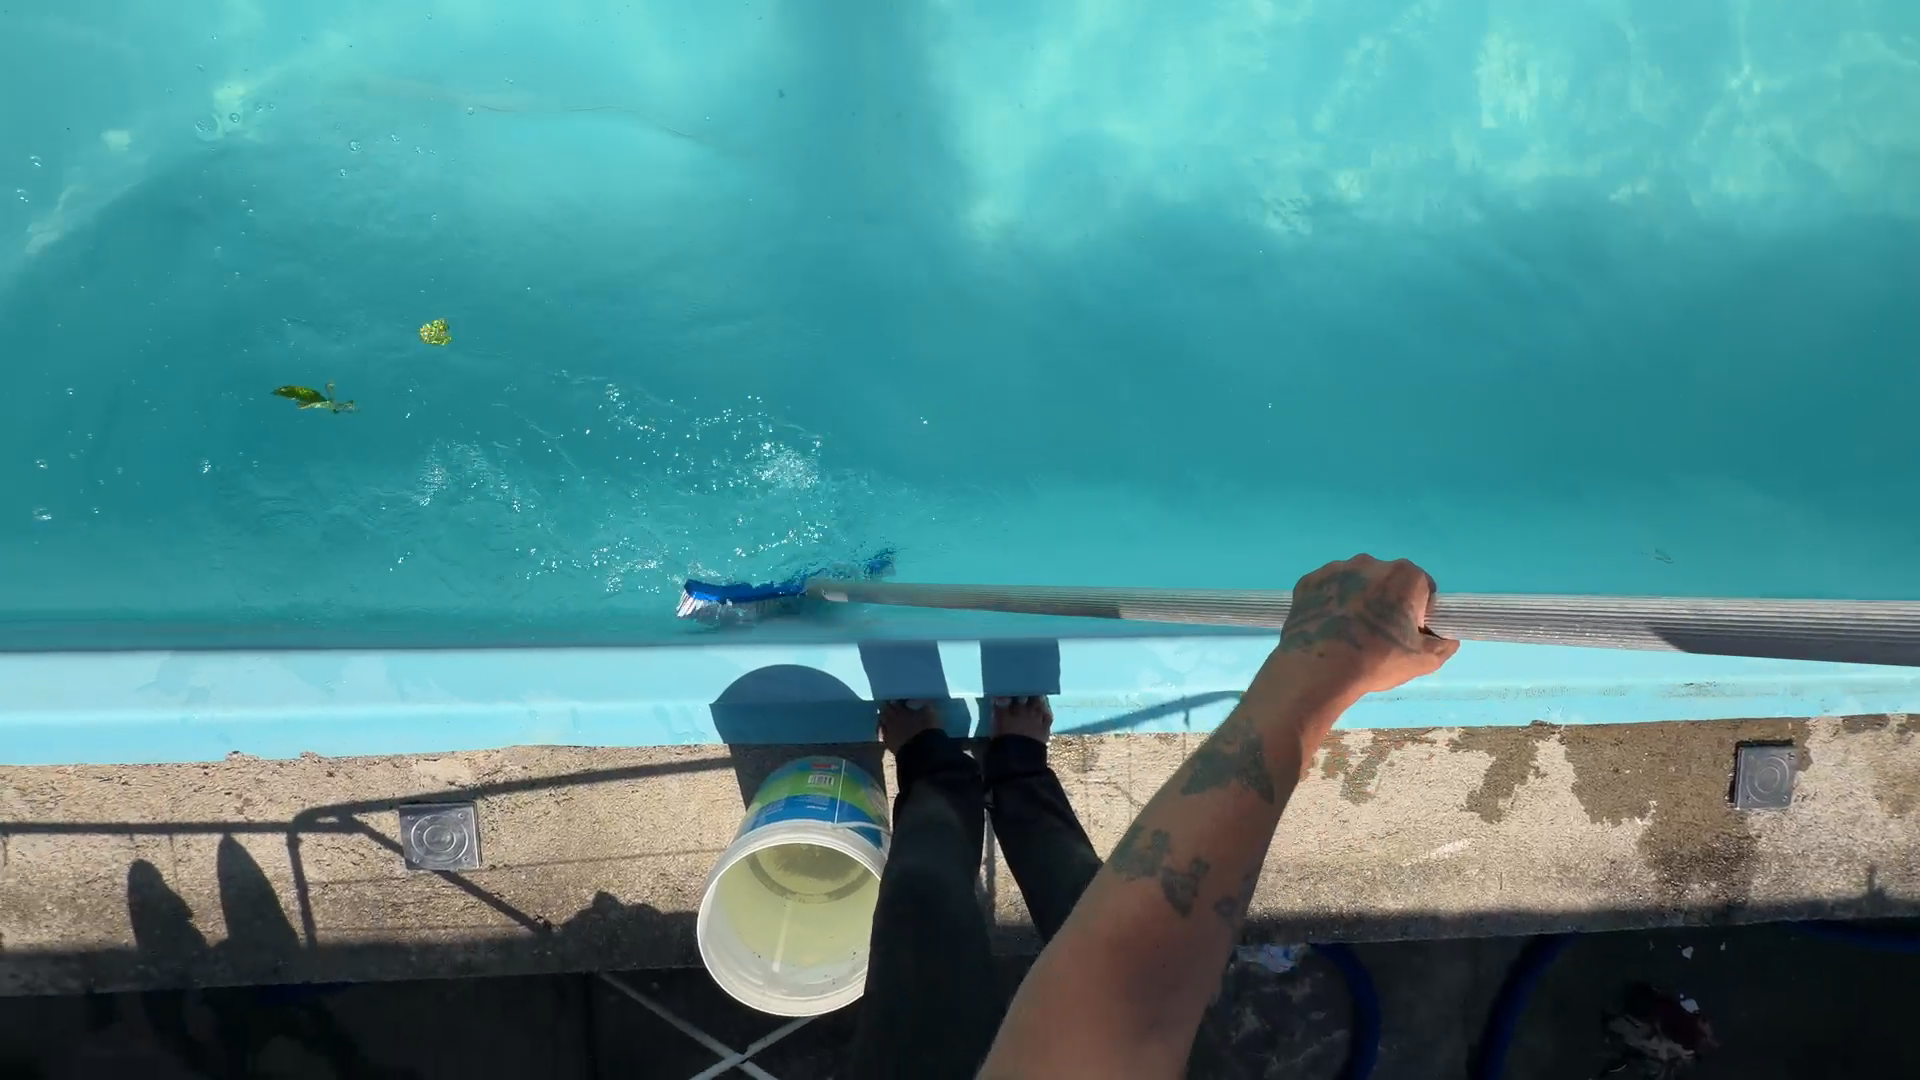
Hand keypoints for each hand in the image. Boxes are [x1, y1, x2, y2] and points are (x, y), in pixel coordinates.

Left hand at [1262, 554, 1457, 709]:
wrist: (1318, 667)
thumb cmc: (1377, 659)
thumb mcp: (1425, 659)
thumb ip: (1444, 644)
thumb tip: (1445, 637)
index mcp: (1404, 575)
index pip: (1421, 588)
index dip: (1417, 610)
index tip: (1406, 630)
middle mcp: (1369, 563)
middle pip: (1386, 582)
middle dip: (1385, 601)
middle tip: (1376, 632)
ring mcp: (1333, 569)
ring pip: (1354, 583)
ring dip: (1356, 598)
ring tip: (1347, 630)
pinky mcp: (1307, 580)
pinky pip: (1326, 589)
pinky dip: (1329, 601)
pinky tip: (1326, 624)